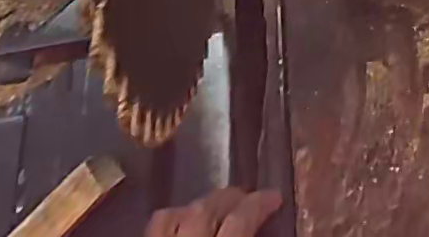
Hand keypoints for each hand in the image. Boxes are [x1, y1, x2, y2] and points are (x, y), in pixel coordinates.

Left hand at [147, 188, 282, 236]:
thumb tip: (260, 225)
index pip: (240, 221)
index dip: (260, 204)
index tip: (276, 197)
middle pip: (205, 210)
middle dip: (230, 198)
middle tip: (248, 199)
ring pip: (171, 216)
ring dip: (196, 206)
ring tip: (215, 208)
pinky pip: (152, 230)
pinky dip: (169, 221)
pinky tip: (181, 225)